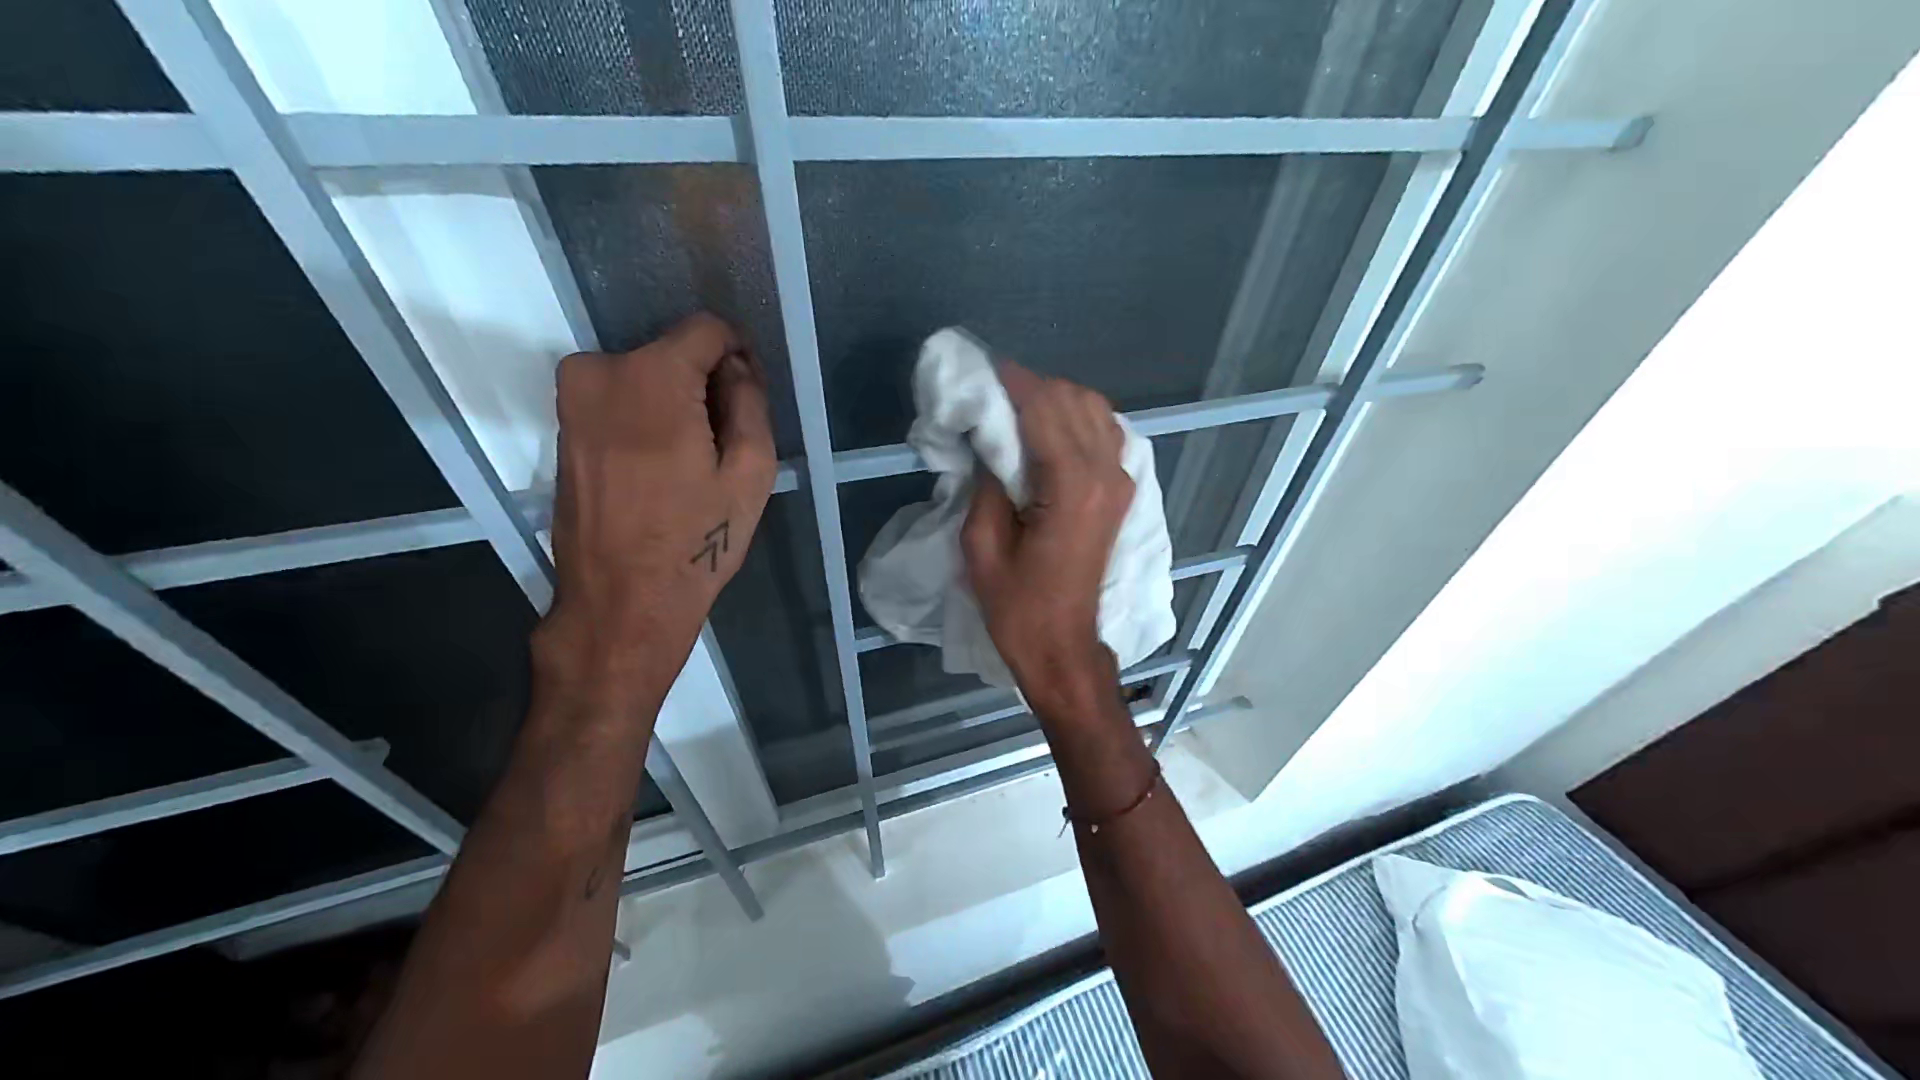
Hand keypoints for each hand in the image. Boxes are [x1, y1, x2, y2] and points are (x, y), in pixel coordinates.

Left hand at [532, 313, 777, 704]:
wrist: (621, 600)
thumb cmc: (695, 540)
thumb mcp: (751, 473)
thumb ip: (750, 402)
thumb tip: (736, 368)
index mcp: (651, 376)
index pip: (707, 329)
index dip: (739, 356)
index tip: (750, 398)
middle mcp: (599, 370)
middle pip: (675, 352)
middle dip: (707, 384)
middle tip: (723, 444)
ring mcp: (572, 398)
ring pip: (648, 375)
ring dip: (678, 403)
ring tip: (692, 463)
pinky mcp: (564, 425)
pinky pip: (622, 398)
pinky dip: (648, 418)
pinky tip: (662, 469)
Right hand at [962, 363, 1132, 698]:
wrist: (1063, 647)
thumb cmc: (1017, 606)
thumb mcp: (981, 545)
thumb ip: (987, 482)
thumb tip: (989, 440)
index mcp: (1071, 487)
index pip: (1045, 409)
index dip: (1012, 382)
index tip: (983, 369)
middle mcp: (1105, 475)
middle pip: (1073, 400)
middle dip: (1031, 387)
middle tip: (992, 394)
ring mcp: (1120, 482)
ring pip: (1095, 410)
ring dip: (1055, 400)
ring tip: (1016, 410)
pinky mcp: (1120, 493)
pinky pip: (1104, 434)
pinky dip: (1076, 420)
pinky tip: (1049, 432)